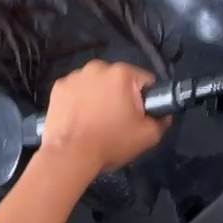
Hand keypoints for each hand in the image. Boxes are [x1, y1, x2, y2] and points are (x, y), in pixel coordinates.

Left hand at [37, 60, 168, 176]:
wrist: (70, 155)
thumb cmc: (110, 143)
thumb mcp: (147, 137)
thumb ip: (162, 121)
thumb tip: (163, 115)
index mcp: (123, 74)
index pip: (145, 81)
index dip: (147, 100)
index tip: (140, 116)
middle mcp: (98, 67)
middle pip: (118, 81)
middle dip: (121, 97)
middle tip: (118, 122)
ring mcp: (75, 76)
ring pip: (96, 84)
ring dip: (99, 97)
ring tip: (96, 122)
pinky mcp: (58, 87)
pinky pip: (76, 91)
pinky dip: (79, 101)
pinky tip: (80, 120)